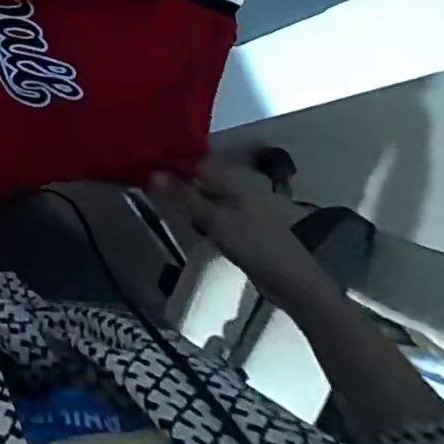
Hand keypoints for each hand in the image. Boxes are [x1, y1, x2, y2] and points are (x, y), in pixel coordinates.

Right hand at [149, 156, 336, 312]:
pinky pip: (214, 213)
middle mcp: (237, 189)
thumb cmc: (255, 246)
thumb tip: (153, 173)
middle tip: (150, 181)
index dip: (174, 159)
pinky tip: (187, 221)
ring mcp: (241, 209)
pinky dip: (198, 213)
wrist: (295, 284)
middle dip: (178, 178)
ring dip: (187, 196)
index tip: (149, 160)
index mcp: (233, 180)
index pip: (198, 160)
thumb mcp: (215, 221)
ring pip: (207, 195)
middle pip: (202, 177)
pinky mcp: (242, 228)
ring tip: (161, 199)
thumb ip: (185, 196)